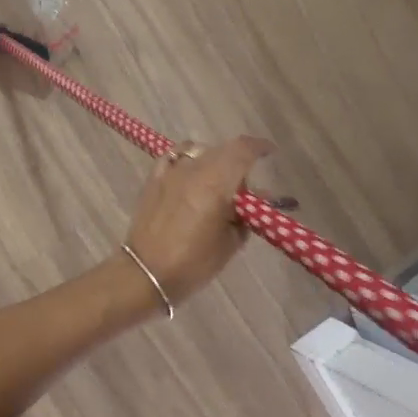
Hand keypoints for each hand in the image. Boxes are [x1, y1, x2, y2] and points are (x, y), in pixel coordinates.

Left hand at [123, 136, 275, 306]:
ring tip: (218, 182)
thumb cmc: (195, 262)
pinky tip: (192, 173)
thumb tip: (256, 199)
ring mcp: (169, 171)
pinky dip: (188, 158)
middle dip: (238, 160)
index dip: (258, 146)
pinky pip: (174, 156)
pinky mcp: (153, 178)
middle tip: (245, 186)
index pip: (240, 150)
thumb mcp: (230, 241)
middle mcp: (191, 169)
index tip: (270, 152)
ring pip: (198, 150)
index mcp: (214, 183)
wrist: (148, 270)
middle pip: (221, 150)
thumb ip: (246, 215)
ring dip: (213, 159)